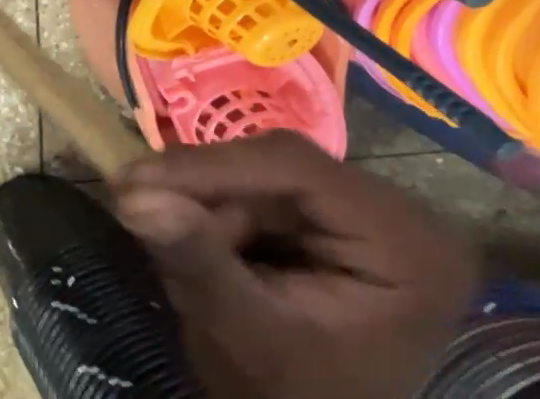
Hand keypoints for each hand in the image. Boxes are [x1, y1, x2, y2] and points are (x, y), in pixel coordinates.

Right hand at [114, 132, 477, 398]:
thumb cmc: (291, 392)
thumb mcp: (240, 331)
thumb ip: (195, 259)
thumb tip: (132, 196)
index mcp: (409, 246)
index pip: (297, 168)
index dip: (209, 164)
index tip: (131, 180)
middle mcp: (399, 217)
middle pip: (276, 163)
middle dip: (200, 184)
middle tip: (130, 202)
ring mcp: (366, 217)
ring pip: (256, 171)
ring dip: (201, 198)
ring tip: (164, 233)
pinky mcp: (332, 222)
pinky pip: (256, 188)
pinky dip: (213, 208)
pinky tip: (197, 240)